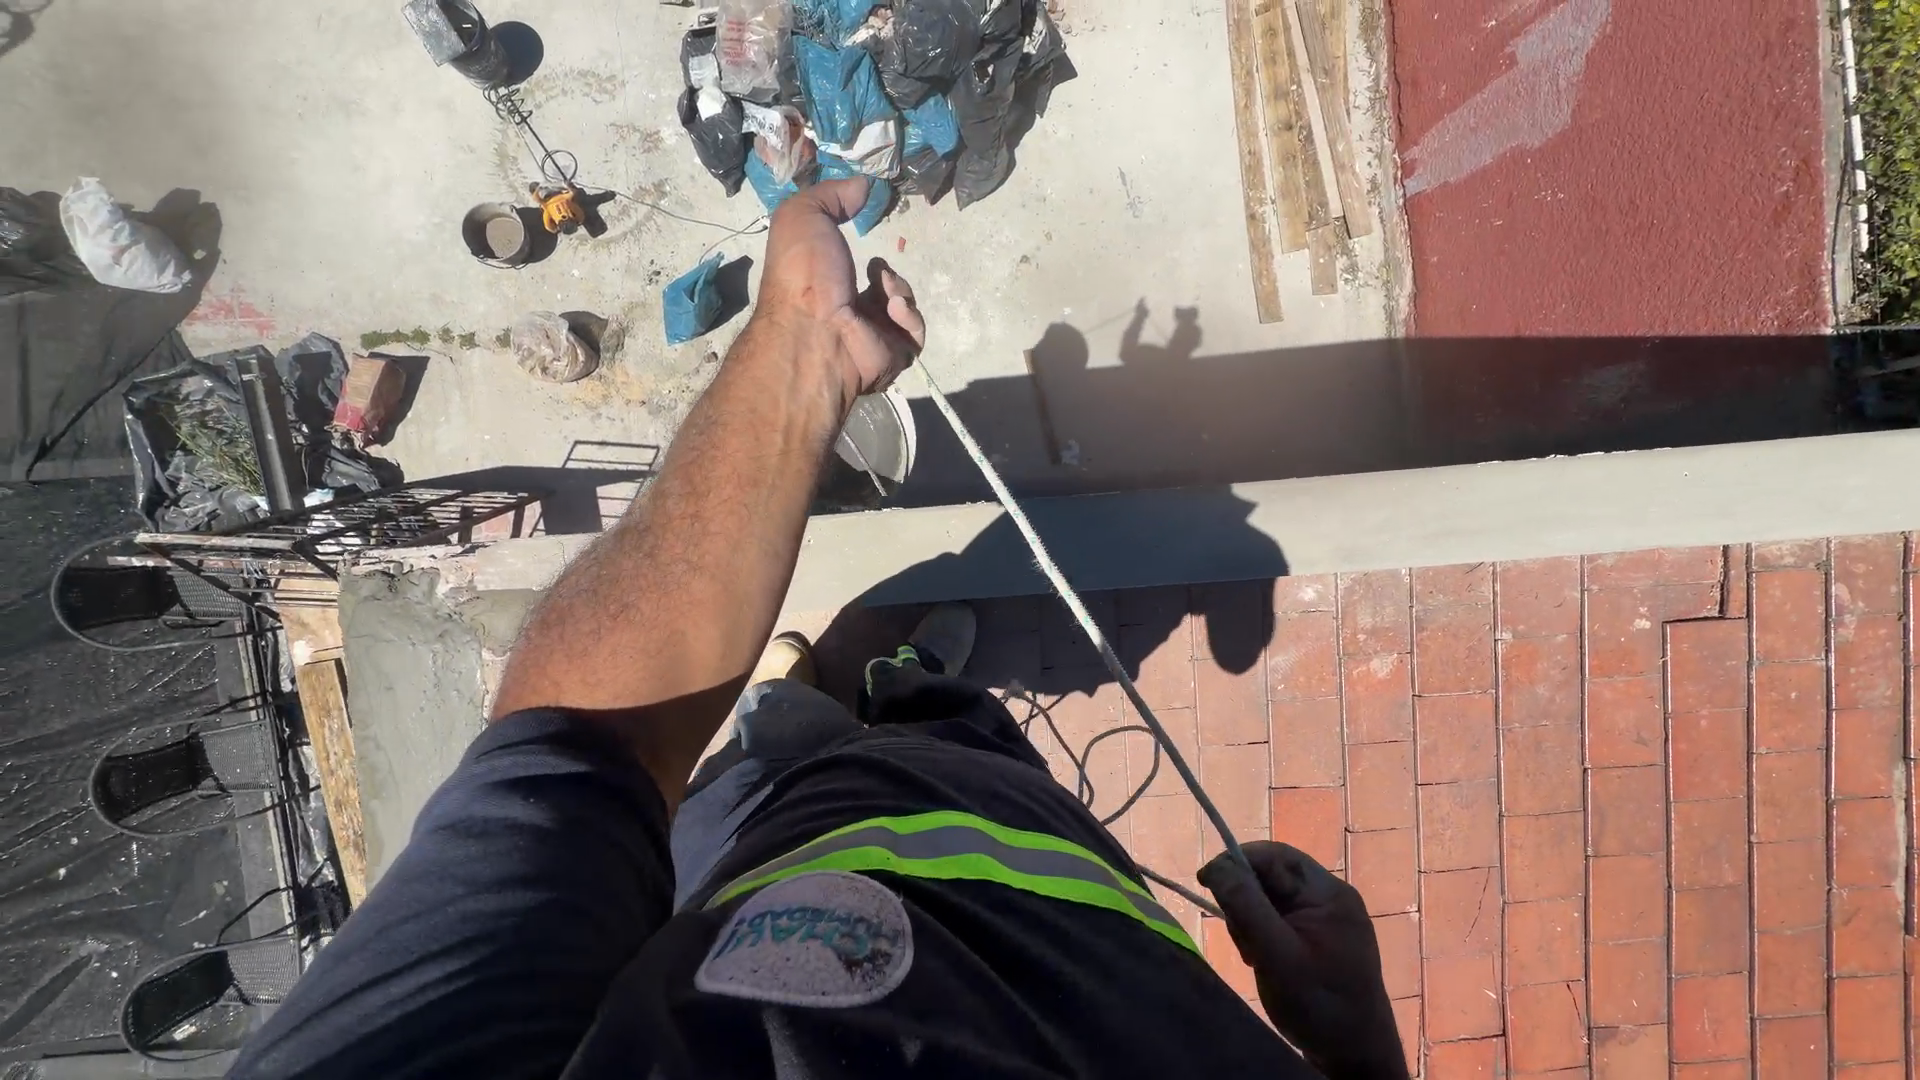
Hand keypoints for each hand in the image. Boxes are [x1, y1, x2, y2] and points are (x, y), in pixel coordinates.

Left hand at [754, 177, 924, 399]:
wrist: (814, 330)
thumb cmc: (803, 273)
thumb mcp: (803, 215)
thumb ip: (832, 194)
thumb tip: (864, 184)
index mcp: (826, 288)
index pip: (854, 272)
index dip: (867, 252)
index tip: (871, 247)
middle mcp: (850, 315)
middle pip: (885, 289)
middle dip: (889, 274)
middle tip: (879, 270)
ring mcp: (874, 337)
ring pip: (904, 307)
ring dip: (900, 290)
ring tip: (884, 290)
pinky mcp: (894, 355)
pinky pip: (915, 333)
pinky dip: (909, 316)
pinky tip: (893, 308)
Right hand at [1199, 842, 1409, 1079]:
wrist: (1356, 1059)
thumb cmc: (1319, 1005)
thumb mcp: (1276, 954)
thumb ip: (1246, 906)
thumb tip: (1216, 865)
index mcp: (1328, 893)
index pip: (1273, 856)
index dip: (1236, 863)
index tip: (1205, 882)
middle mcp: (1329, 896)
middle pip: (1270, 873)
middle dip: (1244, 897)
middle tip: (1238, 933)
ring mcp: (1324, 917)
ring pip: (1269, 895)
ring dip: (1250, 917)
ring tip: (1253, 953)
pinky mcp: (1316, 935)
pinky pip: (1277, 915)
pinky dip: (1261, 930)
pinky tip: (1260, 957)